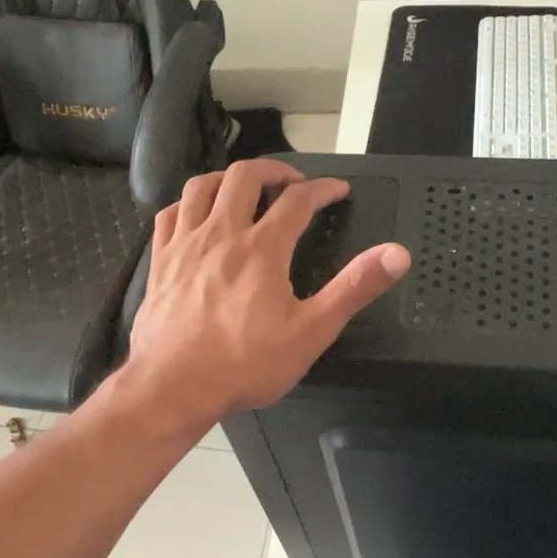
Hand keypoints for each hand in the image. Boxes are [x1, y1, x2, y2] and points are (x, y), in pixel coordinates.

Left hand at [123, 159, 409, 425]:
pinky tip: (197, 214)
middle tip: (292, 181)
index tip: (337, 191)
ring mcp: (185, 246)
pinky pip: (169, 214)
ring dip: (227, 177)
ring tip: (244, 187)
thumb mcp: (311, 331)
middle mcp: (221, 235)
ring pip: (201, 186)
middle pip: (245, 176)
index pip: (298, 200)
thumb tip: (396, 254)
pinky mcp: (160, 263)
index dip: (323, 189)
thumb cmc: (244, 364)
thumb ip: (354, 288)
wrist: (173, 387)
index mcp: (262, 248)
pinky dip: (188, 204)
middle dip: (274, 170)